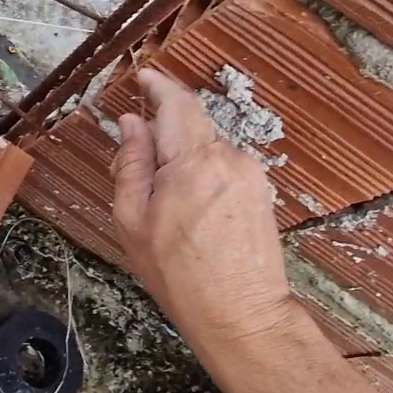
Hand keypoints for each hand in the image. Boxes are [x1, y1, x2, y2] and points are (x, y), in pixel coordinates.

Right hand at [110, 69, 292, 344]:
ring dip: (182, 158)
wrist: (242, 316)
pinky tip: (191, 210)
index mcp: (192, 162)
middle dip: (162, 134)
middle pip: (190, 124)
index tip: (142, 77)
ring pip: (206, 146)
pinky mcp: (262, 190)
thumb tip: (131, 123)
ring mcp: (250, 174)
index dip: (157, 85)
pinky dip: (202, 173)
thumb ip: (131, 163)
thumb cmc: (179, 274)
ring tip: (165, 203)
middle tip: (138, 167)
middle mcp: (228, 158)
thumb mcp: (133, 220)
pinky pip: (223, 165)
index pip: (176, 103)